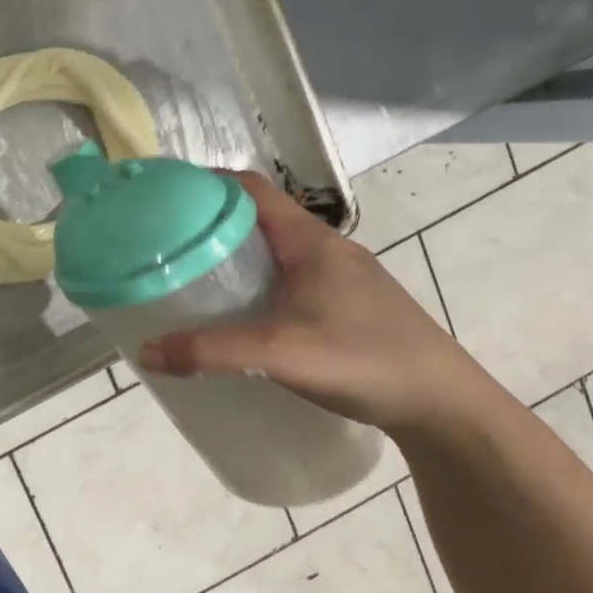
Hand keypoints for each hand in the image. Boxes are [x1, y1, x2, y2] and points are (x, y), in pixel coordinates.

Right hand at [137, 171, 501, 434]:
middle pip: (256, 218)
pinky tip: (235, 315)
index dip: (205, 183)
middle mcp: (326, 250)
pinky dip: (252, 283)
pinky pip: (285, 279)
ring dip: (230, 255)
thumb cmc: (365, 360)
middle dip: (207, 223)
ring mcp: (340, 278)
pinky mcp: (346, 306)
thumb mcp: (278, 354)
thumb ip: (208, 350)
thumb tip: (144, 352)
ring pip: (272, 251)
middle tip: (161, 242)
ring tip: (187, 277)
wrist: (448, 409)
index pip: (251, 189)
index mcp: (311, 242)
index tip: (163, 195)